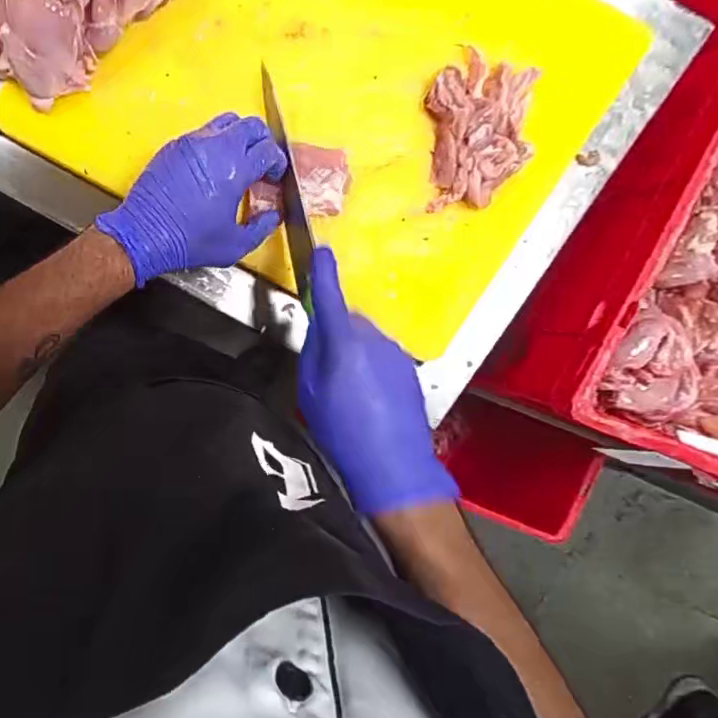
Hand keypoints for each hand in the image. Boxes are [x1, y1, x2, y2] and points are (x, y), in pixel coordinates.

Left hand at [95, 113, 288, 286]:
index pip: (268, 149)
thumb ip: (260, 229)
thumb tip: (272, 216)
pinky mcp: (172, 147)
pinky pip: (200, 134)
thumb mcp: (234, 246)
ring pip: (225, 122)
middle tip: (260, 162)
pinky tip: (208, 167)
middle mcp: (215, 147)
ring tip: (235, 160)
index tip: (273, 177)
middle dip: (262, 141)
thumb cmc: (189, 242)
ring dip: (237, 137)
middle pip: (251, 125)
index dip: (277, 163)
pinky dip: (212, 144)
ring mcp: (191, 143)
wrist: (144, 236)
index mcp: (235, 168)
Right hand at [299, 247, 457, 513]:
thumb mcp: (309, 392)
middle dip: (334, 336)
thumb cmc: (341, 429)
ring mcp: (395, 354)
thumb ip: (312, 354)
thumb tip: (318, 330)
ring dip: (352, 355)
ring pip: (364, 341)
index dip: (322, 274)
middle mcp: (373, 339)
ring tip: (343, 394)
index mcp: (344, 342)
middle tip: (320, 371)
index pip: (328, 298)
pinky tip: (364, 401)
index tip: (320, 253)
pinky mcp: (408, 370)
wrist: (393, 464)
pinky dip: (368, 370)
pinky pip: (380, 358)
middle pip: (346, 323)